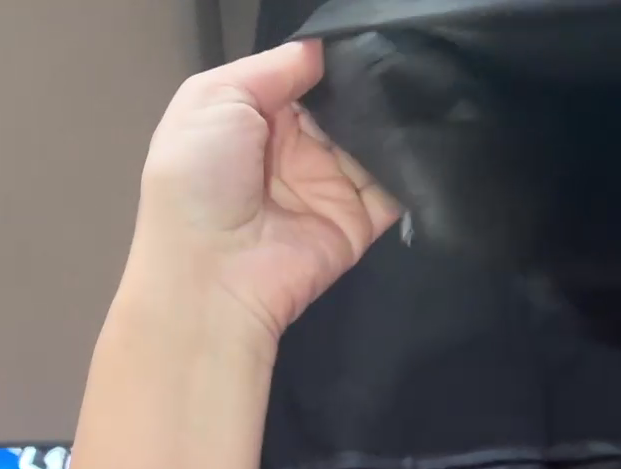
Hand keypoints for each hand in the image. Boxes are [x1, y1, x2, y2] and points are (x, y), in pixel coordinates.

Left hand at [130, 42, 401, 346]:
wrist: (216, 273)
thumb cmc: (201, 178)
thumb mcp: (214, 98)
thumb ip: (271, 69)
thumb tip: (320, 50)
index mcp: (256, 122)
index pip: (303, 83)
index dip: (327, 64)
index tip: (357, 44)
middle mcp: (295, 154)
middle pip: (342, 111)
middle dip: (364, 89)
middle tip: (391, 65)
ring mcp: (329, 190)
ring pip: (370, 146)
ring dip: (388, 124)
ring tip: (410, 94)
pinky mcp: (359, 224)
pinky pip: (391, 192)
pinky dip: (408, 168)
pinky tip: (419, 139)